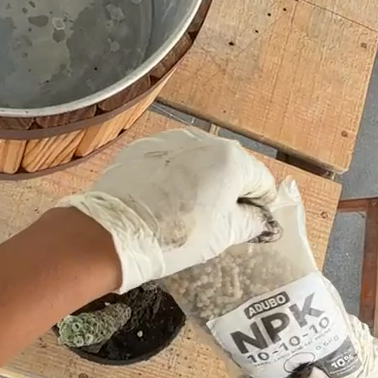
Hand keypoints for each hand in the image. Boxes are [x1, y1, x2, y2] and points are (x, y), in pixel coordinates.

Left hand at [58, 130, 277, 292]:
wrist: (115, 233)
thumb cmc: (176, 237)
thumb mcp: (223, 235)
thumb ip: (251, 222)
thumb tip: (262, 220)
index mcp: (230, 159)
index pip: (260, 180)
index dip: (259, 204)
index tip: (250, 222)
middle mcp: (202, 140)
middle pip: (230, 166)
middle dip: (228, 191)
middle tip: (215, 221)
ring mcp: (169, 141)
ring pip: (198, 161)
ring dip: (200, 181)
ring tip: (185, 210)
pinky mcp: (142, 148)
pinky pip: (169, 160)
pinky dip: (171, 176)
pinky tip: (161, 200)